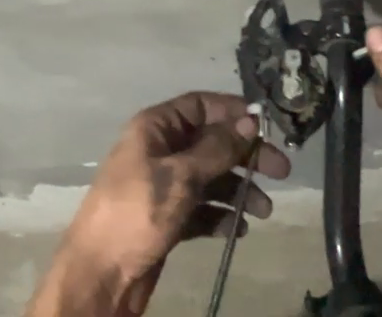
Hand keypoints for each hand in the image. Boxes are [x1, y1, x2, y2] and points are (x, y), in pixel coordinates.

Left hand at [28, 92, 292, 316]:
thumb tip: (250, 119)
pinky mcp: (168, 218)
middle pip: (210, 142)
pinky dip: (221, 215)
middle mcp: (160, 150)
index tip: (266, 126)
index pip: (200, 105)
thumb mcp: (180, 176)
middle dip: (244, 155)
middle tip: (281, 171)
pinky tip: (237, 229)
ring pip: (210, 177)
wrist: (100, 274)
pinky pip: (202, 208)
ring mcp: (164, 185)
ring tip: (263, 211)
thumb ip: (217, 148)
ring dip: (238, 189)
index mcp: (155, 128)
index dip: (233, 112)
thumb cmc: (137, 212)